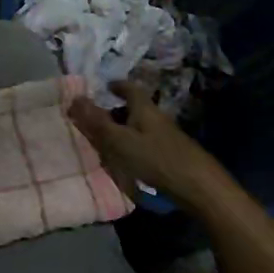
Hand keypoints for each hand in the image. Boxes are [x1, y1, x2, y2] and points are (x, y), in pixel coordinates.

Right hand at [68, 81, 222, 205]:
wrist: (198, 187)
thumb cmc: (154, 159)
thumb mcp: (119, 141)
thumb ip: (97, 122)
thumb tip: (75, 98)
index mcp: (145, 109)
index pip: (131, 89)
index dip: (118, 86)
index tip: (105, 87)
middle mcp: (157, 119)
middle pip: (135, 109)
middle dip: (116, 112)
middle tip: (96, 120)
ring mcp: (166, 138)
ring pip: (140, 128)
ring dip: (123, 131)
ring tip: (106, 144)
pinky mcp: (171, 156)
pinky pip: (146, 144)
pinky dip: (132, 147)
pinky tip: (126, 162)